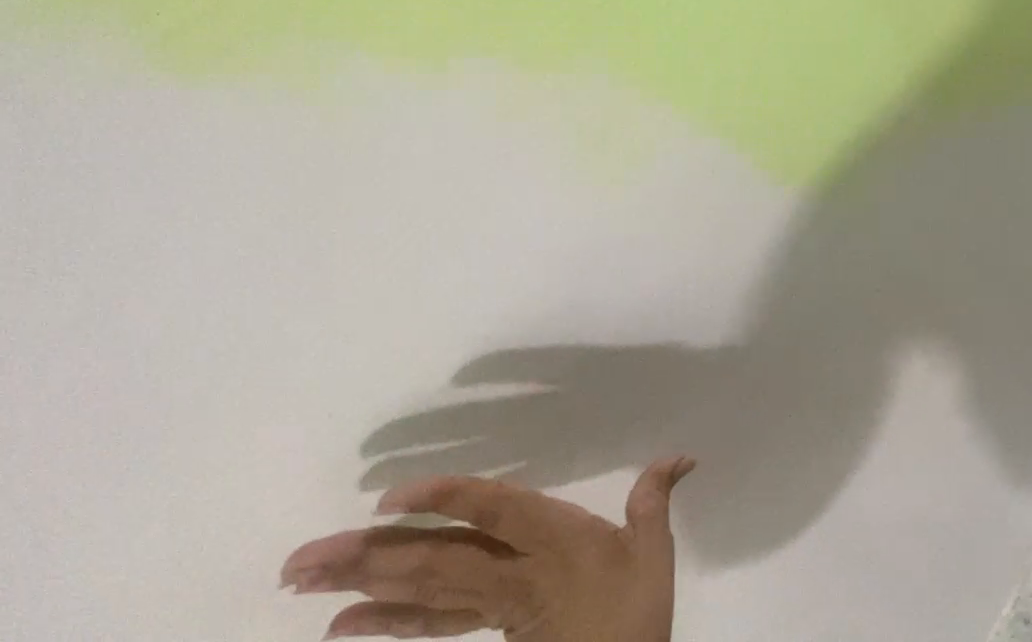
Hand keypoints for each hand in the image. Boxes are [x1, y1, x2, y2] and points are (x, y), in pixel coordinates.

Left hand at [282, 456, 695, 640]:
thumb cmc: (636, 615)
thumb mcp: (654, 555)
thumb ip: (653, 500)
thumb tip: (680, 456)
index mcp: (554, 542)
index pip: (492, 513)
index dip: (444, 502)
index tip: (388, 499)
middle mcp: (513, 571)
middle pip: (435, 561)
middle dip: (369, 558)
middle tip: (299, 560)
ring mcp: (494, 603)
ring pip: (421, 591)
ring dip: (360, 585)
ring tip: (301, 579)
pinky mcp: (490, 625)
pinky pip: (430, 625)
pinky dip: (384, 622)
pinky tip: (341, 623)